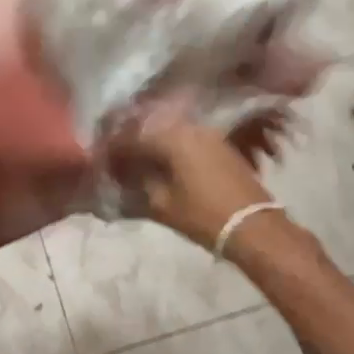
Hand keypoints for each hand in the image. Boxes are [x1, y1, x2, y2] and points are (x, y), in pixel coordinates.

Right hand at [108, 106, 274, 247]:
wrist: (253, 226)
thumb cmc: (203, 215)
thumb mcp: (161, 205)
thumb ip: (138, 185)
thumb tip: (123, 176)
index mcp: (171, 137)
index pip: (131, 137)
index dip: (112, 149)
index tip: (100, 161)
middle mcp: (189, 127)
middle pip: (151, 130)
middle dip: (131, 144)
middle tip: (117, 161)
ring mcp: (208, 134)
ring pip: (169, 134)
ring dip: (152, 146)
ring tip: (138, 165)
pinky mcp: (220, 145)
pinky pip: (186, 140)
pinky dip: (170, 150)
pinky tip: (163, 165)